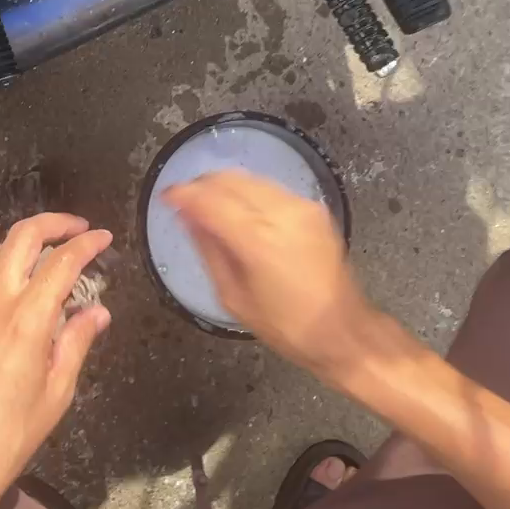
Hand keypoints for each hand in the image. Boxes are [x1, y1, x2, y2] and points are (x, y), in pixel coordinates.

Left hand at [0, 213, 112, 508]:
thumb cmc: (10, 434)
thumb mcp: (56, 393)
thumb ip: (77, 342)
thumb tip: (98, 312)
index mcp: (27, 319)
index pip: (62, 261)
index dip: (88, 243)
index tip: (105, 237)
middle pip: (22, 236)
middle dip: (54, 222)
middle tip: (79, 228)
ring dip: (27, 238)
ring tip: (52, 248)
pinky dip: (7, 260)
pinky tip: (22, 280)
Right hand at [164, 170, 381, 379]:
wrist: (342, 330)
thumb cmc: (286, 326)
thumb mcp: (234, 297)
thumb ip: (209, 249)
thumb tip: (188, 218)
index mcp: (258, 240)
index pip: (211, 201)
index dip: (184, 194)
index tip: (167, 196)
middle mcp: (282, 214)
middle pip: (231, 180)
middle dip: (203, 185)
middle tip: (185, 200)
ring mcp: (301, 207)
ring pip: (251, 179)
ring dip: (225, 186)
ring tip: (209, 204)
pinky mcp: (314, 208)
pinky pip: (271, 188)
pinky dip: (249, 192)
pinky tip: (240, 210)